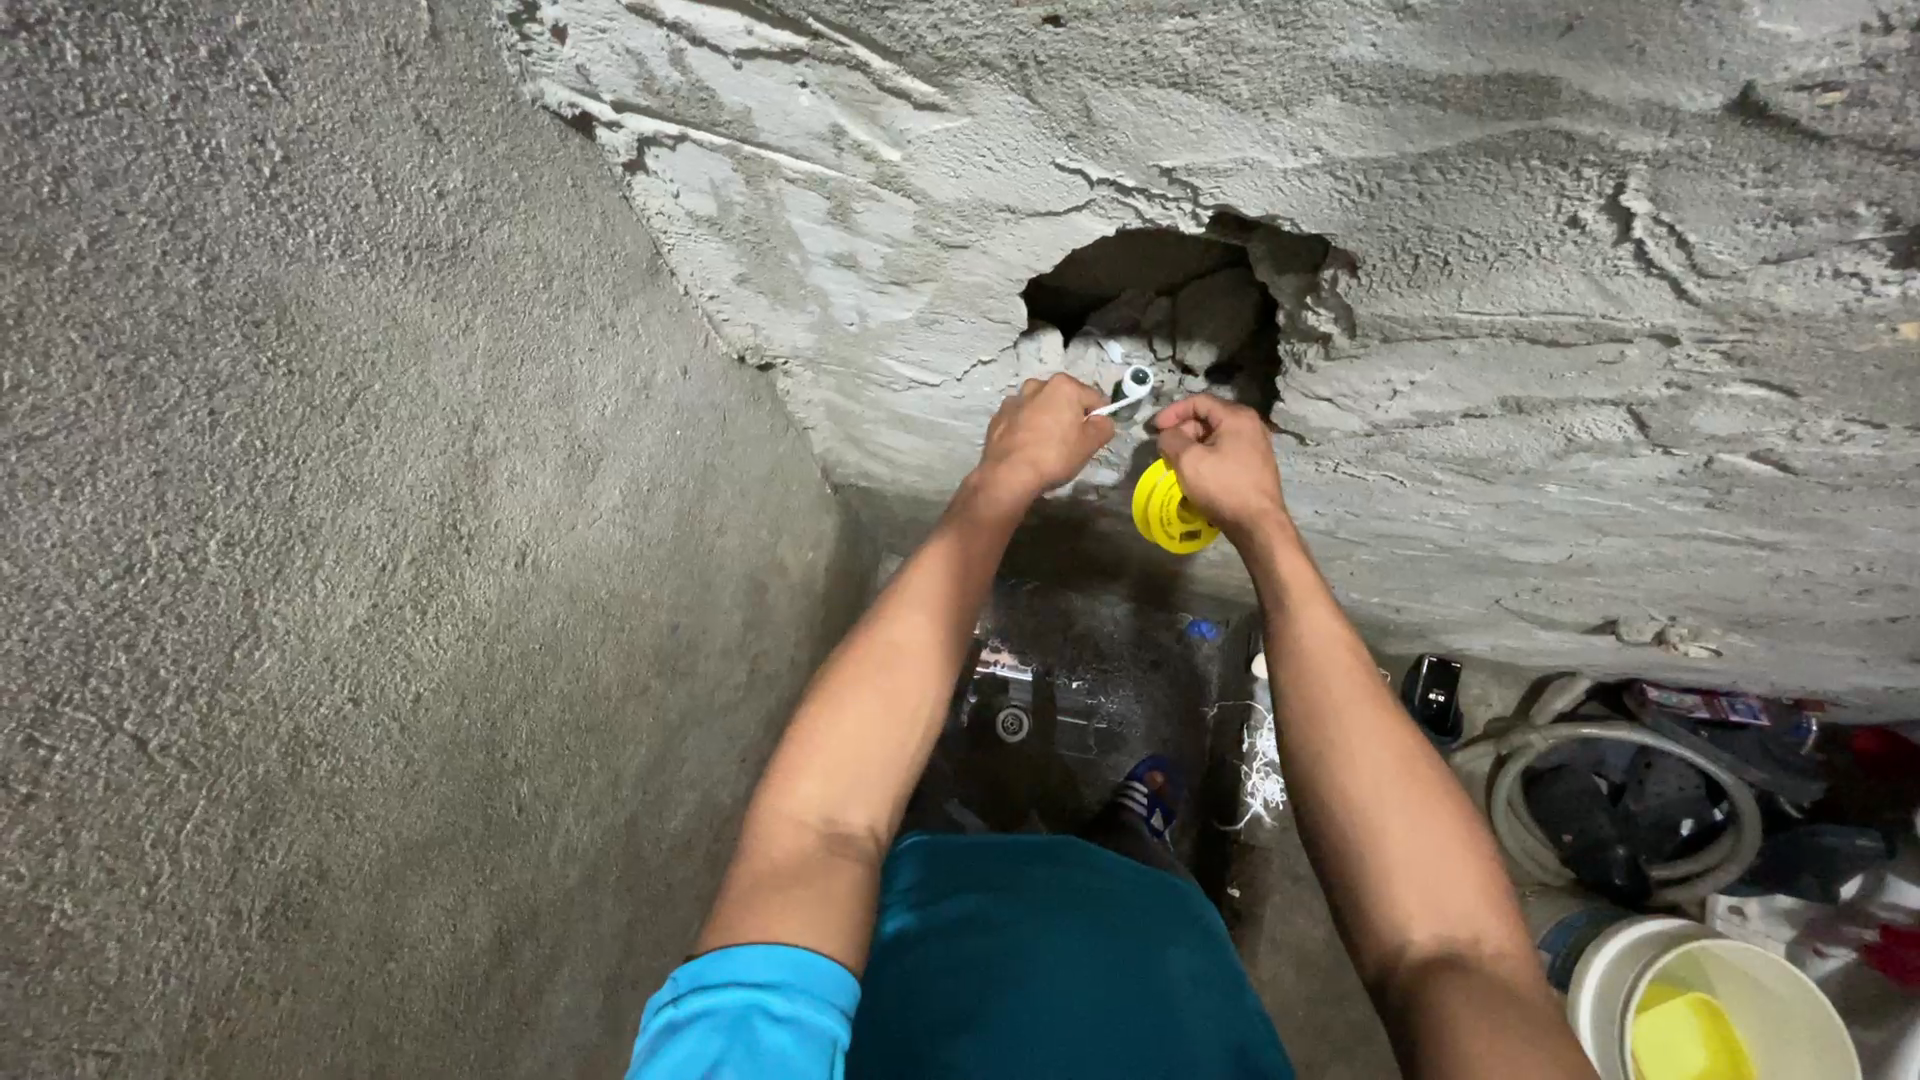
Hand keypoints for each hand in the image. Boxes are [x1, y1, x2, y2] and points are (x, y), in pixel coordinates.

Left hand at [974, 374, 1115, 501]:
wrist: (1008, 475)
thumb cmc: (1054, 456)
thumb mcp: (1090, 444)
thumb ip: (1103, 426)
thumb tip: (1102, 420)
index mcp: (1063, 385)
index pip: (1093, 398)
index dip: (1098, 417)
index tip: (1093, 437)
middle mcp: (1037, 385)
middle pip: (1064, 400)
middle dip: (1069, 416)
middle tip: (1069, 443)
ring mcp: (1014, 400)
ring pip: (1039, 408)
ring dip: (1045, 420)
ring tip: (1045, 446)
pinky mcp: (998, 417)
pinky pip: (1020, 419)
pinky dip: (1025, 428)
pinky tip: (1026, 448)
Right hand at [1151, 394, 1290, 540]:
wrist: (1257, 523)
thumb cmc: (1223, 487)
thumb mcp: (1188, 460)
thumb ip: (1171, 440)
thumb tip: (1167, 436)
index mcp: (1236, 417)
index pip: (1198, 401)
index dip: (1172, 411)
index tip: (1154, 428)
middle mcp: (1250, 425)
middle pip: (1207, 418)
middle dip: (1182, 431)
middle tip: (1166, 451)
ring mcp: (1256, 446)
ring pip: (1215, 437)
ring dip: (1193, 447)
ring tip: (1178, 465)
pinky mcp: (1255, 465)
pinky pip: (1225, 452)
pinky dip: (1207, 458)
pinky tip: (1197, 475)